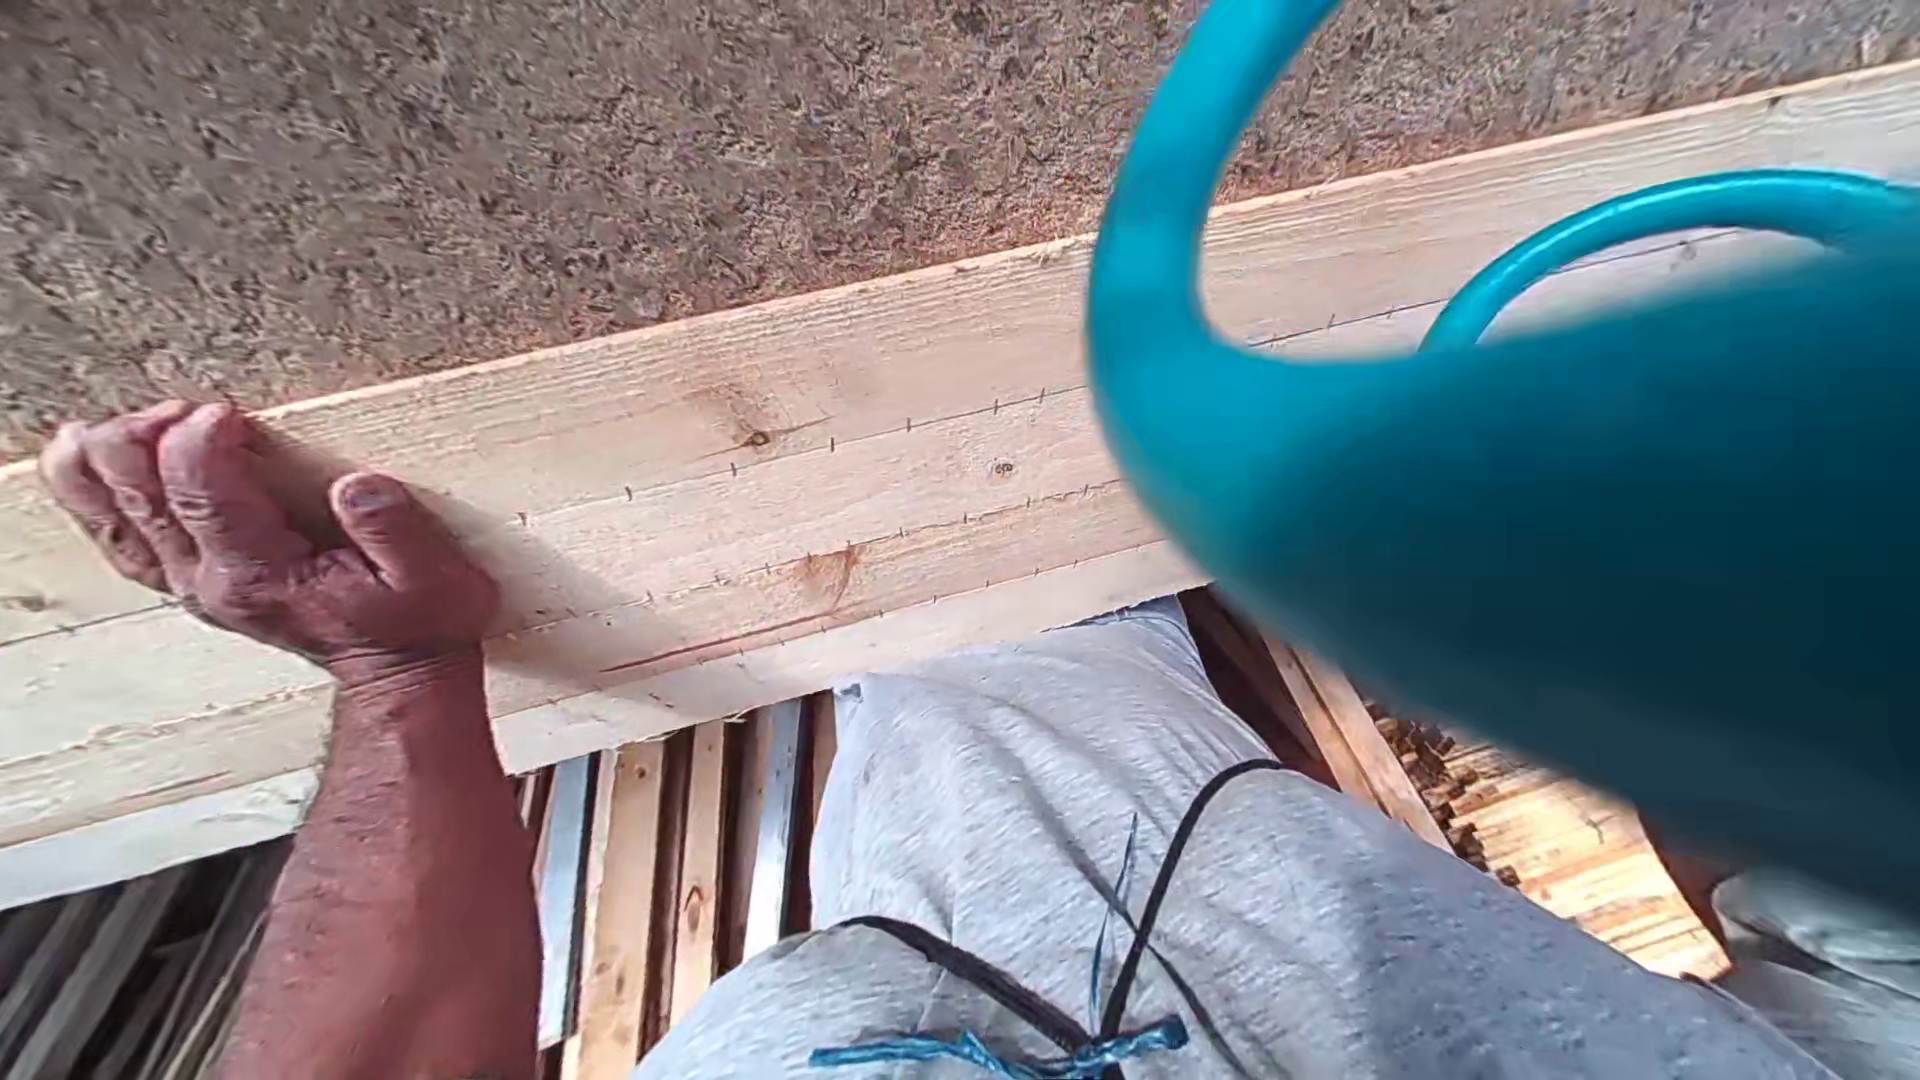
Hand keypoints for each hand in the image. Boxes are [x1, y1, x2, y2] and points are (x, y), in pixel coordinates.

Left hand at [38, 401, 498, 690]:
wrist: (405, 670)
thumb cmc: (422, 625)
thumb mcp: (434, 577)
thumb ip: (394, 529)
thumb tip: (357, 483)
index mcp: (266, 576)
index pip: (206, 498)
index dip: (202, 446)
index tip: (227, 413)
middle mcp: (216, 583)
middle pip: (141, 500)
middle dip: (147, 442)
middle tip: (187, 410)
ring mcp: (201, 587)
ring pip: (116, 519)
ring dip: (107, 465)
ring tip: (118, 424)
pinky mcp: (206, 586)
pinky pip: (128, 538)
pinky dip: (103, 499)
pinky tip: (101, 471)